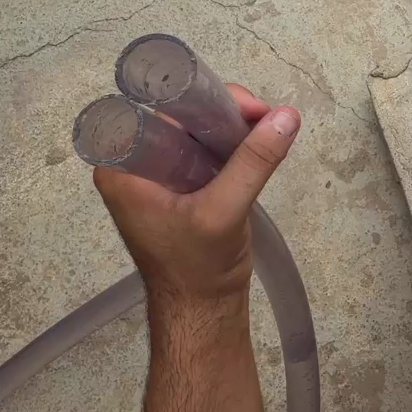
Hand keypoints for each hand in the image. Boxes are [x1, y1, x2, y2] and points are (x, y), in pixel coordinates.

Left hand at [93, 84, 300, 310]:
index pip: (159, 109)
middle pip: (185, 114)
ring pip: (202, 128)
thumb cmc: (197, 267)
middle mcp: (137, 163)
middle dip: (228, 111)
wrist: (203, 313)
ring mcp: (163, 173)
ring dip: (237, 126)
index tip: (247, 109)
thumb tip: (288, 115)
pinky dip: (238, 144)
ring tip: (269, 134)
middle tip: (266, 119)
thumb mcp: (224, 211)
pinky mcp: (187, 183)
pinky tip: (261, 148)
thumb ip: (254, 162)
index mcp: (124, 166)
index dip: (203, 98)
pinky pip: (211, 147)